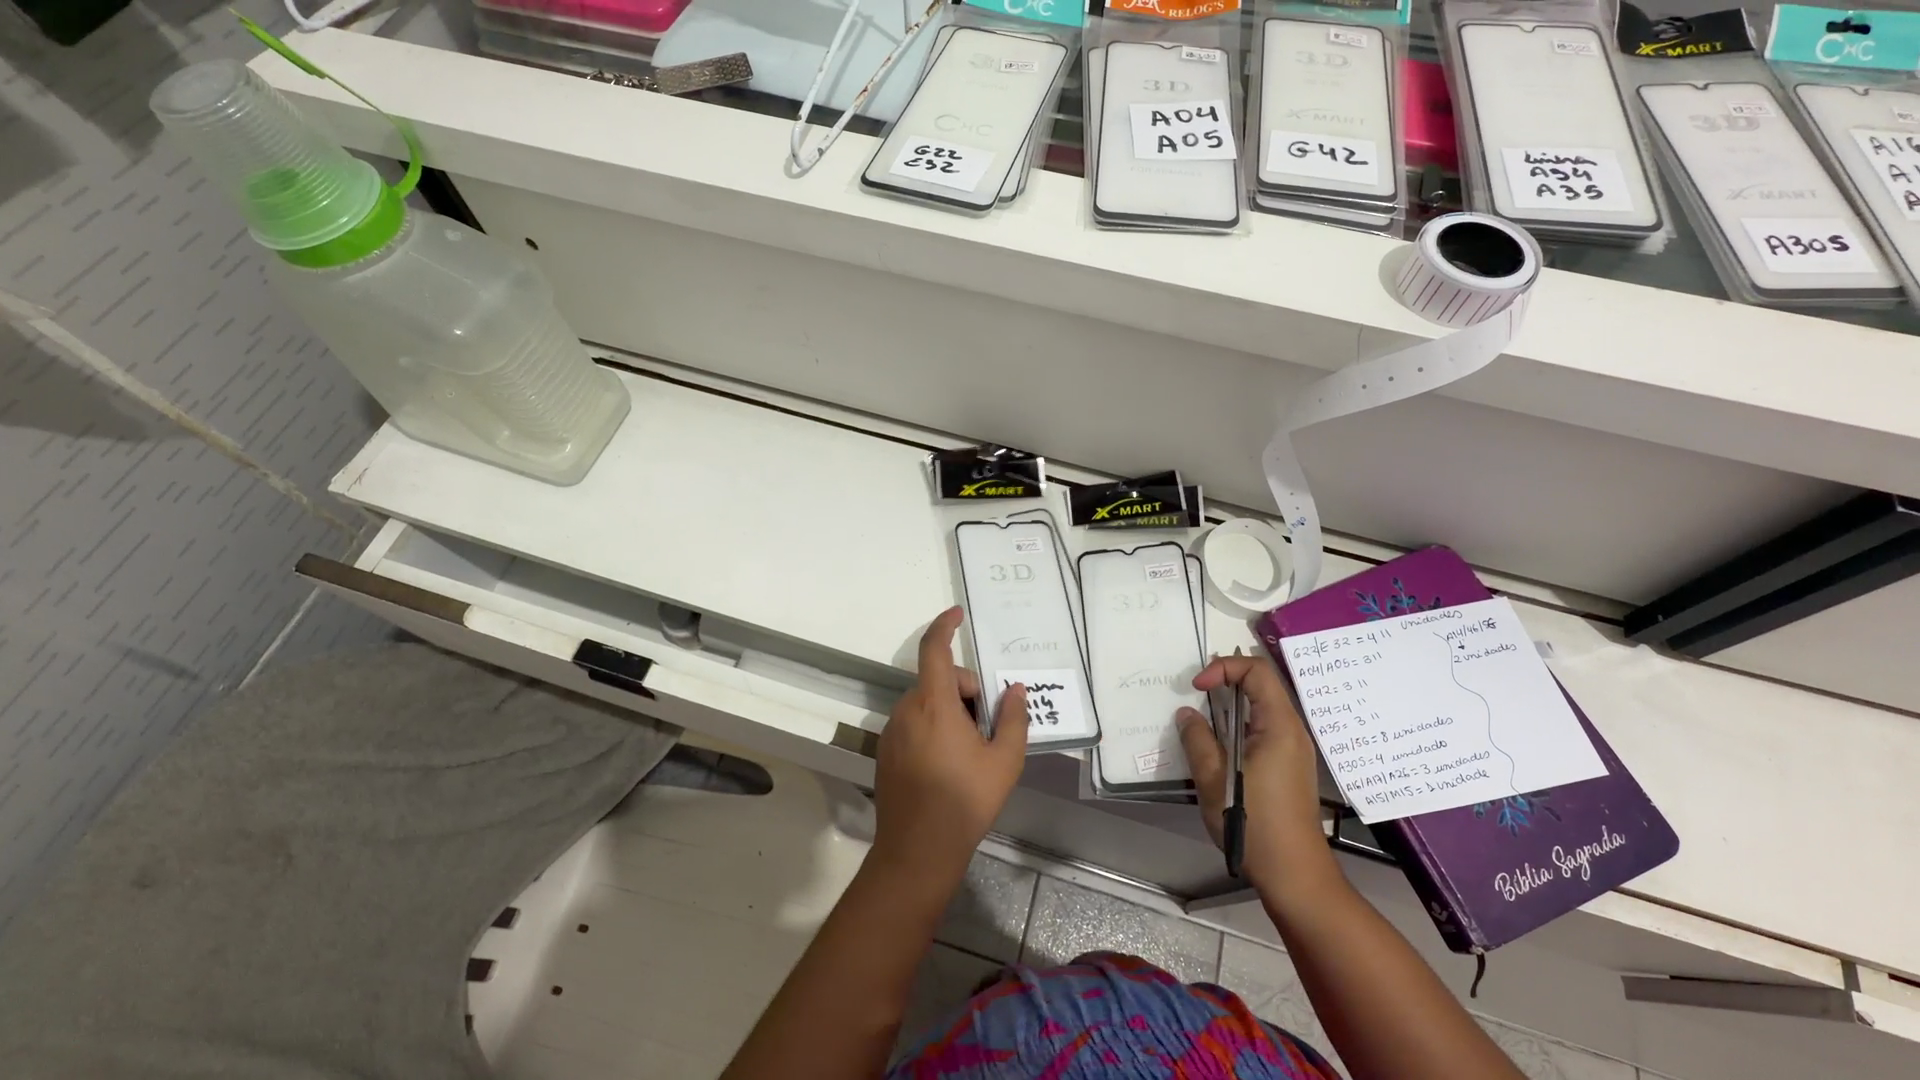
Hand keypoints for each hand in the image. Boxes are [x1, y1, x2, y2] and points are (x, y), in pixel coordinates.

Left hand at [872, 607, 1030, 879]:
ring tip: (972, 752)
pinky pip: (914, 724)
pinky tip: (949, 765)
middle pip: (939, 682)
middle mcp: (906, 710)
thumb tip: (1014, 690)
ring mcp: (891, 732)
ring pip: (927, 704)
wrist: (918, 848)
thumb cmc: (965, 800)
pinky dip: (934, 729)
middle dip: (967, 694)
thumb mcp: (1004, 760)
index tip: (957, 613)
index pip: (935, 650)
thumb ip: (1013, 718)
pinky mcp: (885, 752)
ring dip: (951, 713)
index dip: (945, 626)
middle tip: (989, 728)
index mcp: (934, 704)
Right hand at [1177, 654, 1337, 893]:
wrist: (1293, 872)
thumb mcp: (1214, 779)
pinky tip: (1220, 750)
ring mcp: (1294, 751)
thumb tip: (1187, 714)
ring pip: (1262, 710)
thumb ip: (1198, 739)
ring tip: (1202, 722)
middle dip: (1226, 682)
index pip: (1256, 671)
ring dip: (1231, 707)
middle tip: (1195, 695)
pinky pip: (1265, 731)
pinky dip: (1240, 727)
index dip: (1224, 668)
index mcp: (1279, 726)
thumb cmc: (1254, 822)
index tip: (1197, 687)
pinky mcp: (1290, 768)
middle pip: (1262, 686)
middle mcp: (1292, 731)